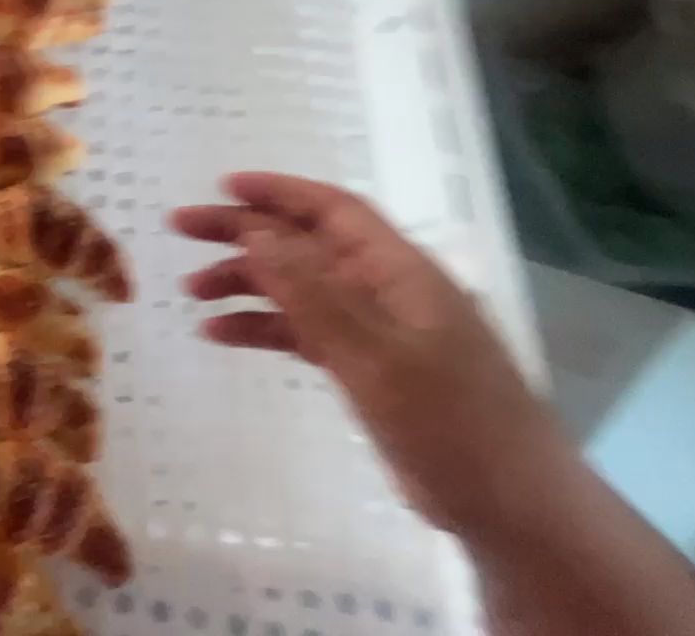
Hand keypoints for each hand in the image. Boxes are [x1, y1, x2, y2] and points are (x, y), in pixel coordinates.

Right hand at [171, 172, 574, 536]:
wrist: (513, 510)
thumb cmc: (453, 423)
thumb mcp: (375, 355)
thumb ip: (312, 292)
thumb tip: (255, 232)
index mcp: (398, 271)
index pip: (332, 210)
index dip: (277, 191)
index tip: (220, 186)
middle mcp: (381, 289)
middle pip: (301, 244)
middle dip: (241, 232)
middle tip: (181, 228)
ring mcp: (371, 328)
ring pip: (294, 287)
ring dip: (243, 282)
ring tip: (190, 290)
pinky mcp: (362, 365)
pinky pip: (299, 331)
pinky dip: (259, 327)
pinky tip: (218, 335)